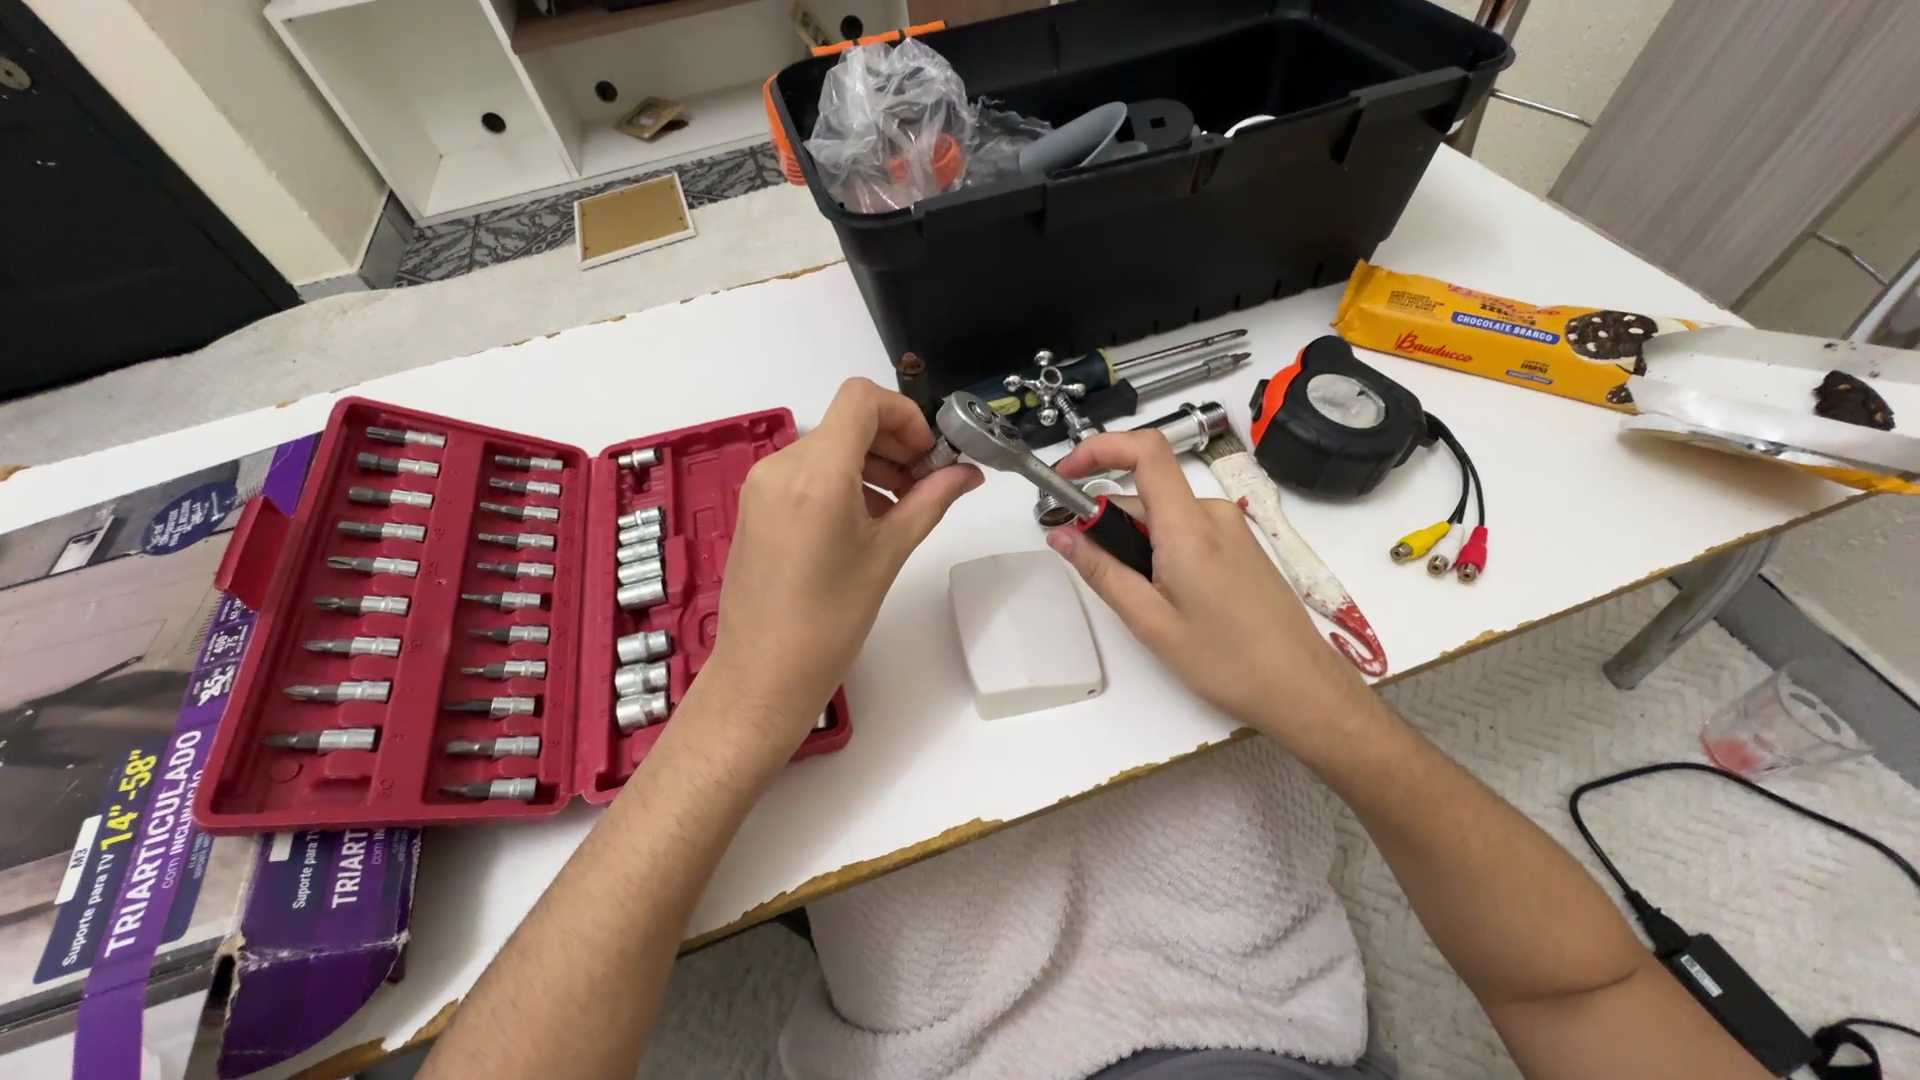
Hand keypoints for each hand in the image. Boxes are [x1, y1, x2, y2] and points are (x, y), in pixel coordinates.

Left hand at [696, 378, 981, 761]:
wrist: (763, 674)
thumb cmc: (830, 621)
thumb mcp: (889, 554)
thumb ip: (931, 502)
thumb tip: (968, 473)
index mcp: (816, 473)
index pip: (863, 399)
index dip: (905, 416)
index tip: (928, 456)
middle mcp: (781, 466)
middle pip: (846, 421)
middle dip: (894, 443)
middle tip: (926, 484)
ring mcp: (762, 485)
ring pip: (827, 447)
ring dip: (870, 463)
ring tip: (900, 508)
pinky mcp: (755, 506)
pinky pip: (805, 472)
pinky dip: (842, 481)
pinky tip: (865, 521)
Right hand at [1047, 431, 1372, 740]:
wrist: (1301, 687)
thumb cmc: (1227, 661)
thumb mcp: (1150, 621)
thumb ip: (1102, 571)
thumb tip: (1060, 534)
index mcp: (1189, 526)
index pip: (1145, 451)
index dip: (1098, 448)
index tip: (1066, 475)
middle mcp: (1212, 513)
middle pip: (1145, 491)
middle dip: (1107, 519)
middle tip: (1092, 569)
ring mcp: (1230, 527)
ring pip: (1163, 514)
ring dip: (1134, 540)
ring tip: (1139, 598)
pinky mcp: (1239, 544)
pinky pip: (1185, 528)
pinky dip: (1159, 548)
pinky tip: (1165, 596)